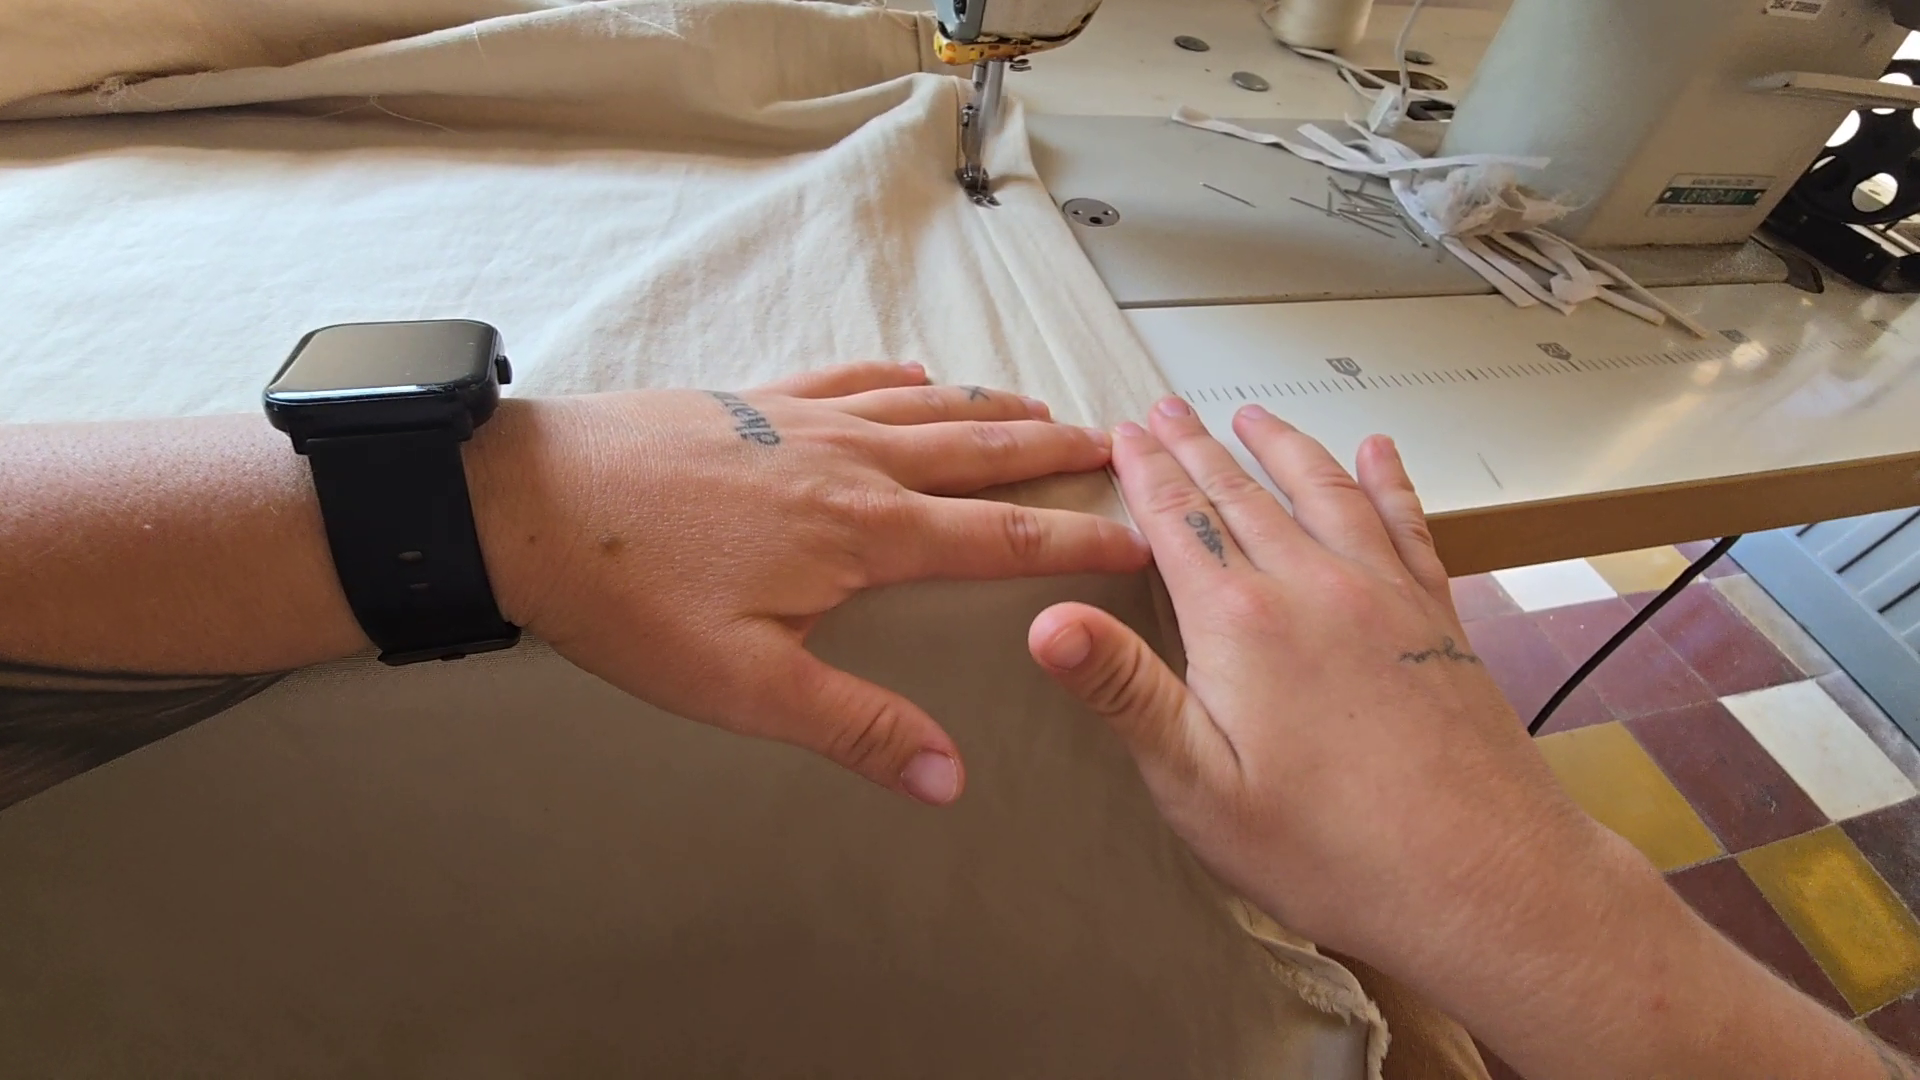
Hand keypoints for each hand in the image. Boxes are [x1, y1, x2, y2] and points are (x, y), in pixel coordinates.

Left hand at [471, 363, 1148, 805]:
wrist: (529, 503)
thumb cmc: (634, 596)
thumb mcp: (747, 687)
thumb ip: (855, 728)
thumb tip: (948, 778)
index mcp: (866, 533)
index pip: (1002, 538)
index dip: (1076, 540)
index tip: (1133, 535)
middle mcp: (853, 463)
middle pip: (980, 451)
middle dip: (1052, 449)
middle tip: (1108, 443)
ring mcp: (804, 420)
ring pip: (926, 407)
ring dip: (991, 406)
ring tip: (1036, 404)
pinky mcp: (756, 399)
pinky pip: (848, 377)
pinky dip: (895, 377)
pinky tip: (914, 374)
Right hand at [1024, 398, 1597, 963]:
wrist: (1488, 889)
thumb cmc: (1324, 845)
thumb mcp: (1194, 780)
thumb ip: (1121, 688)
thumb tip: (1048, 620)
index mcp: (1242, 619)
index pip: (1178, 519)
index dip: (1146, 472)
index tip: (1126, 432)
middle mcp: (1312, 584)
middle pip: (1240, 493)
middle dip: (1195, 446)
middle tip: (1168, 407)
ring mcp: (1383, 594)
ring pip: (1320, 491)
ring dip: (1279, 447)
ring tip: (1251, 414)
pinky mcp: (1435, 618)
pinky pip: (1407, 525)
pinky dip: (1387, 481)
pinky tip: (1378, 450)